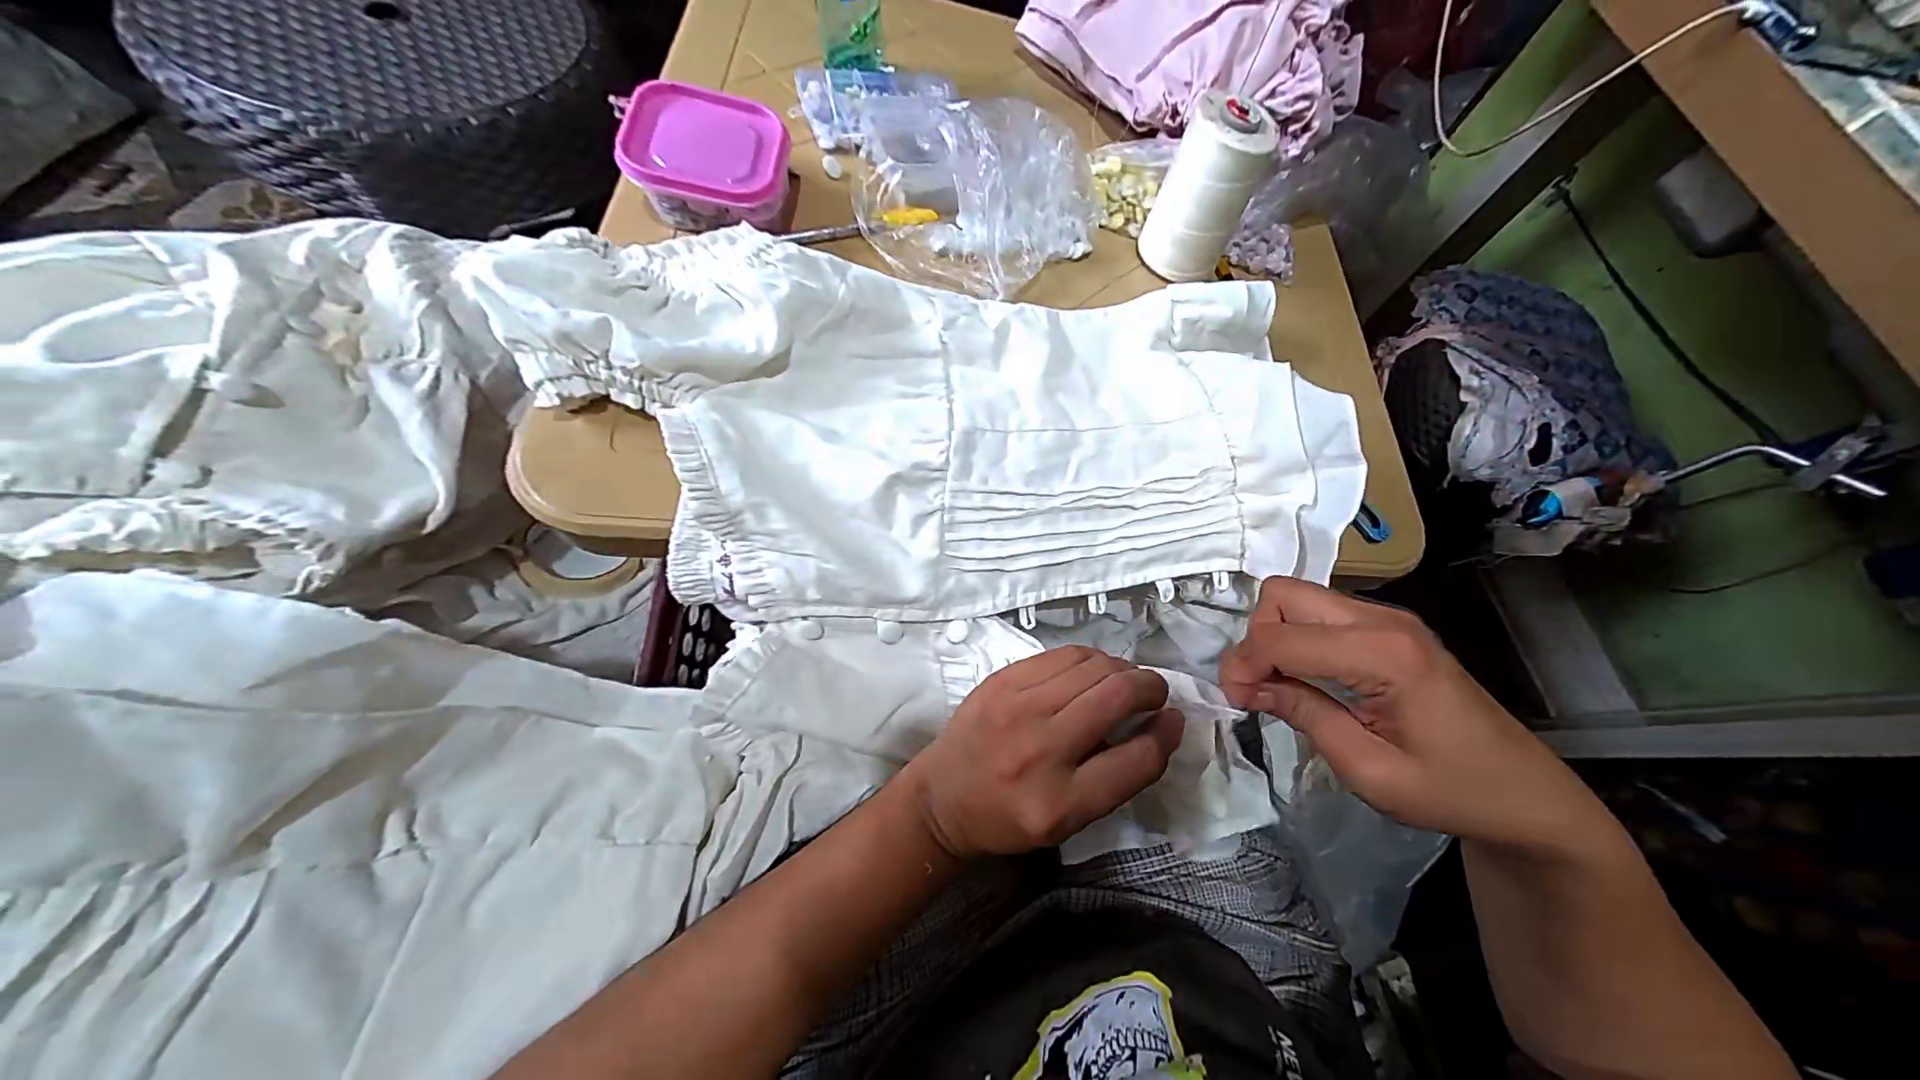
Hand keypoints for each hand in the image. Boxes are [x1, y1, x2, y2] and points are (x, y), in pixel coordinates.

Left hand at [900, 646, 1183, 859]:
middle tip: (1155, 693)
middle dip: (1151, 687)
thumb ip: (1115, 778)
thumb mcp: (1068, 821)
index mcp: (1059, 802)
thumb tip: (1159, 724)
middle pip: (1118, 696)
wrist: (943, 797)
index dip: (1167, 735)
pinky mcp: (1001, 680)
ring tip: (1125, 681)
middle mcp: (1039, 750)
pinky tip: (1093, 671)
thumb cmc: (1010, 817)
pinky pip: (1063, 654)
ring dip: (1123, 668)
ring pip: (1094, 665)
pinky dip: (1090, 659)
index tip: (1172, 721)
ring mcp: (1016, 707)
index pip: (1137, 760)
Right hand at [1219, 577, 1613, 857]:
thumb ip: (1305, 715)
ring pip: (1297, 597)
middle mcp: (1383, 620)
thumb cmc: (1451, 790)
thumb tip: (1249, 686)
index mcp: (1384, 653)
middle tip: (1254, 687)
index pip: (1280, 636)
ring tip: (1275, 686)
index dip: (1243, 665)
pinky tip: (1302, 677)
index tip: (1237, 701)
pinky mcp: (1388, 628)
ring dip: (1273, 636)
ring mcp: (1388, 619)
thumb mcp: (1369, 770)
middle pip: (1283, 594)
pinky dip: (1295, 638)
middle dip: (1255, 638)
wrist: (1524, 793)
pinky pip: (1318, 613)